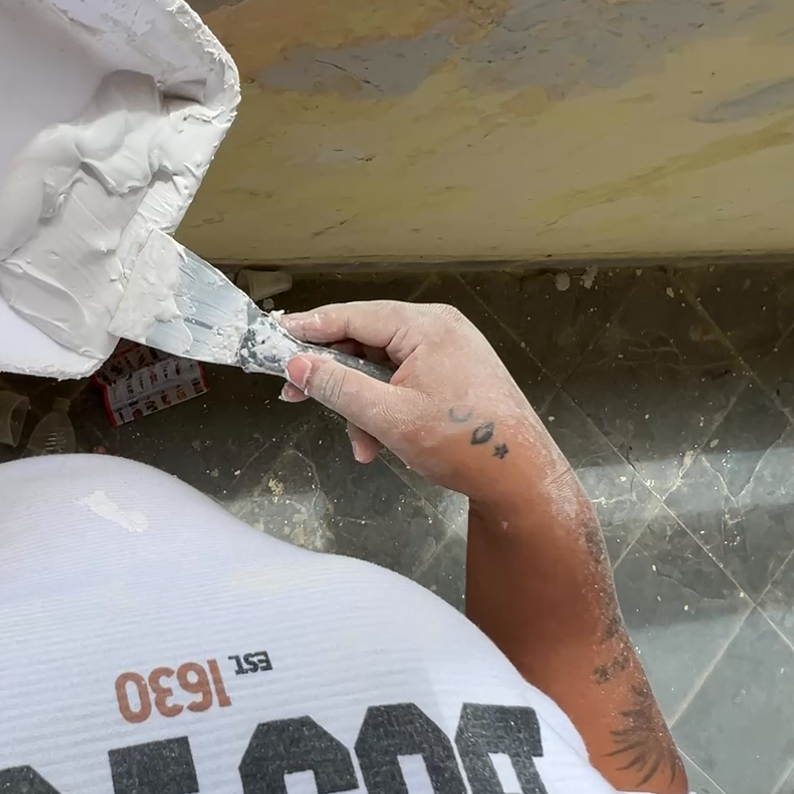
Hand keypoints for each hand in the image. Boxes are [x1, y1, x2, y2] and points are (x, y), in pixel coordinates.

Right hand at [279, 301, 569, 509]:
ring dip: (360, 405)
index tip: (272, 336)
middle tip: (293, 396)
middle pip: (363, 341)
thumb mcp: (387, 416)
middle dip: (333, 378)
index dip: (308, 328)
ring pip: (379, 368)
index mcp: (424, 326)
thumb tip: (295, 366)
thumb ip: (337, 386)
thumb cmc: (458, 442)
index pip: (351, 315)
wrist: (521, 477)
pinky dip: (382, 409)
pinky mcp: (450, 373)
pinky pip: (400, 382)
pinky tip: (377, 444)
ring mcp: (446, 351)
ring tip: (360, 444)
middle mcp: (436, 328)